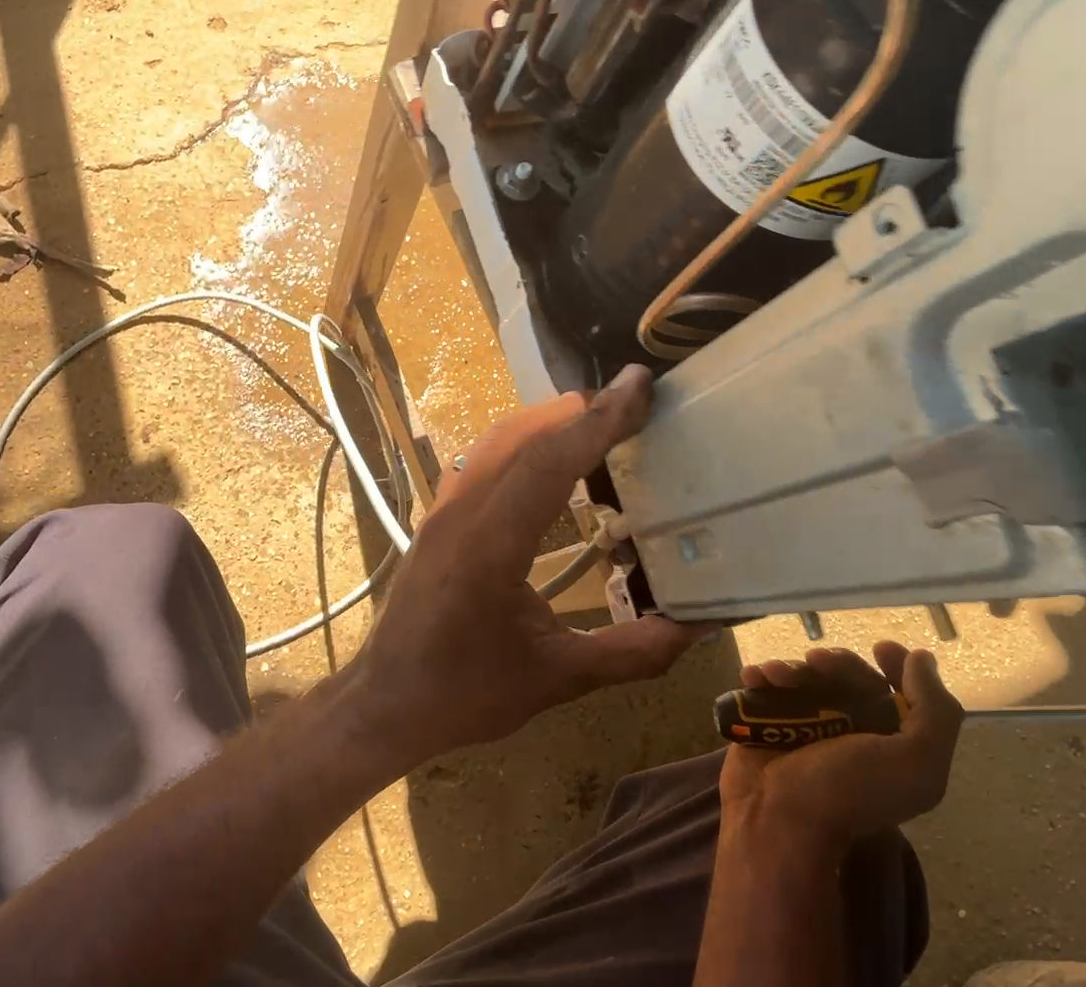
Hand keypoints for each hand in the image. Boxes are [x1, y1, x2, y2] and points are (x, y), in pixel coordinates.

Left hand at [340, 364, 716, 763]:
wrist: (387, 701)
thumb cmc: (465, 693)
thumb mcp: (556, 678)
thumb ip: (631, 652)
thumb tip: (699, 627)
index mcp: (489, 546)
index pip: (550, 462)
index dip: (599, 420)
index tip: (640, 385)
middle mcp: (460, 514)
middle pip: (522, 437)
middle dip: (579, 412)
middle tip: (633, 401)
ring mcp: (440, 512)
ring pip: (495, 443)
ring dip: (546, 423)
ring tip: (597, 420)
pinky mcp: (435, 520)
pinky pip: (479, 462)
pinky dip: (519, 445)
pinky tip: (546, 460)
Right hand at [719, 643, 963, 851]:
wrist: (778, 815)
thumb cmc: (848, 791)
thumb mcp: (914, 761)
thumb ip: (935, 710)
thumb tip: (922, 658)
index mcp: (892, 743)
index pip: (900, 693)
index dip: (897, 666)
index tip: (881, 647)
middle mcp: (852, 731)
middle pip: (850, 678)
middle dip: (836, 663)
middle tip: (817, 661)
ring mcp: (806, 725)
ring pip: (806, 678)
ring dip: (792, 667)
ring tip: (774, 674)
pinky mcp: (768, 722)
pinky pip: (768, 688)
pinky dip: (761, 676)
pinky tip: (753, 676)